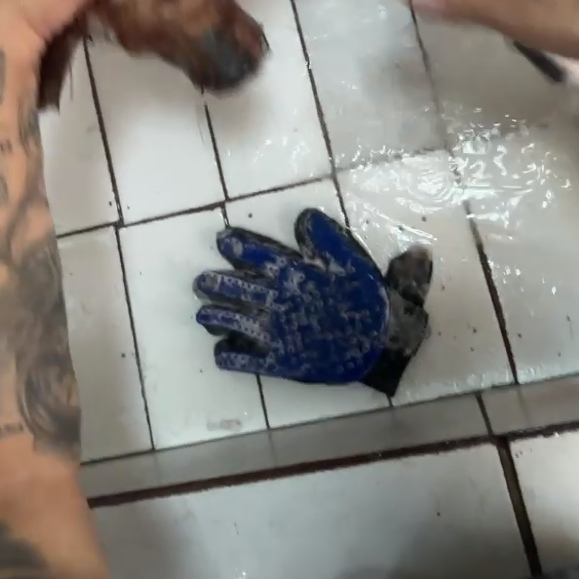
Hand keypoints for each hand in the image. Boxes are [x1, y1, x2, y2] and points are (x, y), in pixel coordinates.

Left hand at [192, 210, 430, 395]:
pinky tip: (221, 352)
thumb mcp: (350, 260)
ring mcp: (275, 333)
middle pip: (235, 288)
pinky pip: (245, 359)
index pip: (255, 255)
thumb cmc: (364, 300)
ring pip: (233, 321)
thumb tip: (303, 217)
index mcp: (292, 274)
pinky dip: (229, 356)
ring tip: (204, 314)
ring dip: (214, 317)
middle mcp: (277, 301)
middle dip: (213, 284)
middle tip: (200, 282)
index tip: (222, 240)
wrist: (378, 345)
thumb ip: (325, 238)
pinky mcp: (279, 361)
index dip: (236, 246)